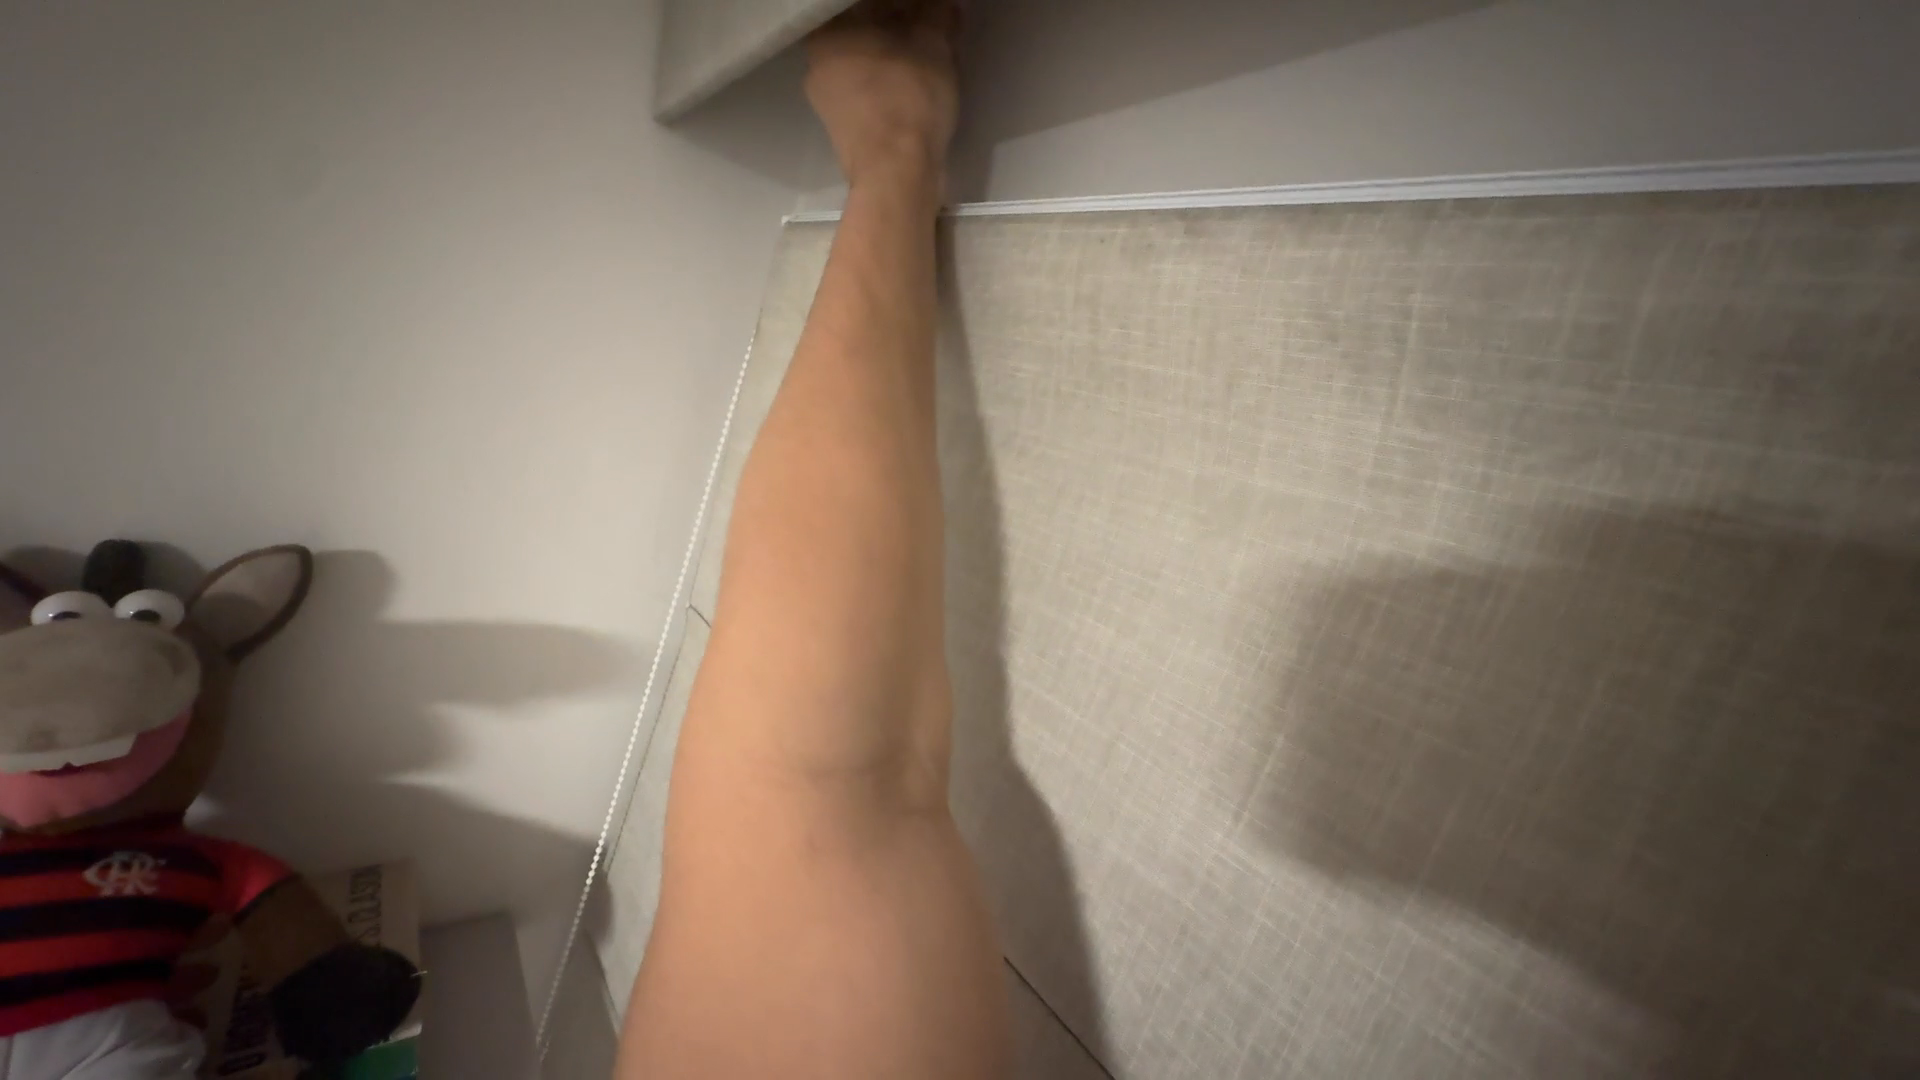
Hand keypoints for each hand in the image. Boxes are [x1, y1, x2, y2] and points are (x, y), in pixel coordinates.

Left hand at [805, 0, 960, 186]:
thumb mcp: (934, 43)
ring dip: (896, 66)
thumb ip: (937, 14)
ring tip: (929, 68)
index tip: (927, 14)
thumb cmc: (908, 99)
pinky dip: (890, 96)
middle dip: (898, 34)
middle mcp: (817, 66)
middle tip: (932, 37)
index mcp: (827, 32)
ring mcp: (828, 107)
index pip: (868, 5)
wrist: (896, 178)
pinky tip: (915, 98)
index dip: (903, 9)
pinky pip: (870, 102)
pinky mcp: (845, 138)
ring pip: (867, 72)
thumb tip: (942, 4)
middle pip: (864, 37)